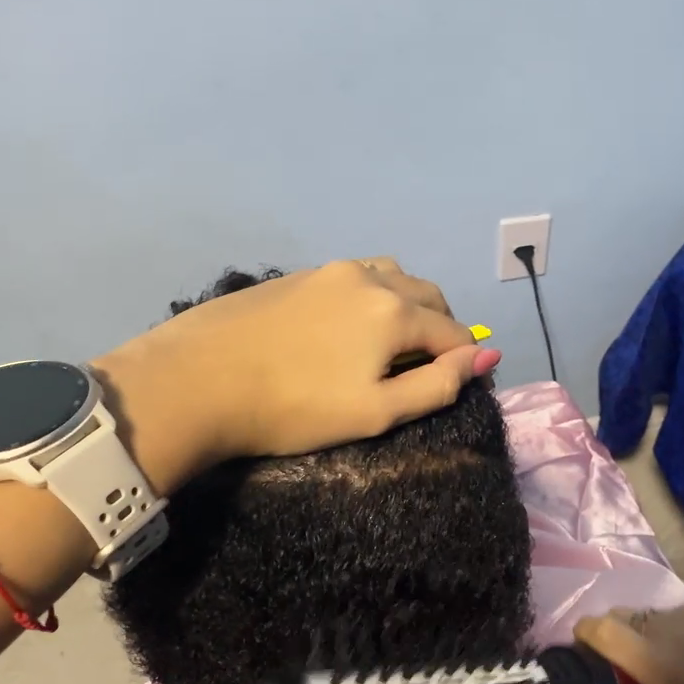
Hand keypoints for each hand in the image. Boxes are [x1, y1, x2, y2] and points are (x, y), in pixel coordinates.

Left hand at [91, 258, 500, 490]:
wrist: (196, 382)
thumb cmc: (294, 409)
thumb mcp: (376, 412)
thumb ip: (438, 385)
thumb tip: (486, 357)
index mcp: (394, 311)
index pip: (454, 332)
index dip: (466, 361)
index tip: (460, 386)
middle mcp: (368, 278)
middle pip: (428, 297)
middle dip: (442, 329)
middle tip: (429, 369)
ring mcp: (327, 271)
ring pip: (392, 278)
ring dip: (409, 306)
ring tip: (394, 344)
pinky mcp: (295, 276)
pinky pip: (355, 277)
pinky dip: (374, 298)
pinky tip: (352, 328)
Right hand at [571, 598, 683, 683]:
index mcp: (656, 660)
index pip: (599, 627)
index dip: (584, 637)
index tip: (586, 657)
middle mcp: (670, 626)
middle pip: (618, 617)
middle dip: (612, 639)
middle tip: (624, 669)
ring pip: (646, 614)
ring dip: (643, 634)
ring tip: (664, 662)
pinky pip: (674, 610)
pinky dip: (671, 628)